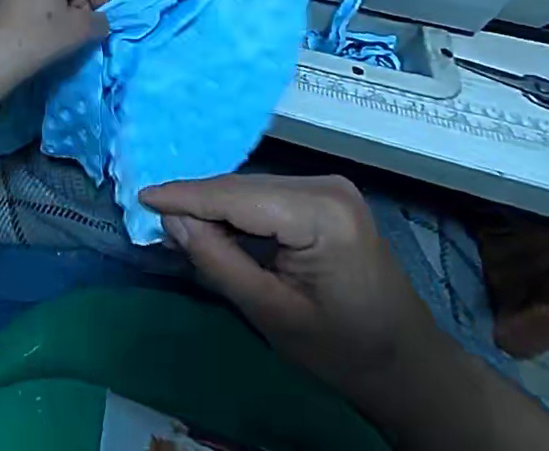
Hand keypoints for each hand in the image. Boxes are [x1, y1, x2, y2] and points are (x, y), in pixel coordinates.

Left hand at [0, 0, 109, 100]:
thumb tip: (100, 20)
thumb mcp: (79, 31)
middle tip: (80, 26)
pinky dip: (44, 10)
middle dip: (82, 0)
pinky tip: (40, 33)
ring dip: (64, 7)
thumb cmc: (38, 38)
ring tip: (61, 32)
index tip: (98, 18)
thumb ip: (100, 21)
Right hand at [140, 173, 445, 398]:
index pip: (237, 196)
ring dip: (216, 206)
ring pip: (252, 189)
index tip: (143, 195)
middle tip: (153, 216)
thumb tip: (173, 220)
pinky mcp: (326, 196)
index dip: (187, 195)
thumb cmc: (342, 349)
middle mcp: (325, 185)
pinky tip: (213, 223)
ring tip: (175, 222)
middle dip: (198, 202)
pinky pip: (268, 196)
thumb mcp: (271, 314)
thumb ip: (218, 261)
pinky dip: (239, 211)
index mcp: (321, 213)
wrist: (406, 362)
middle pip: (244, 188)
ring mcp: (329, 186)